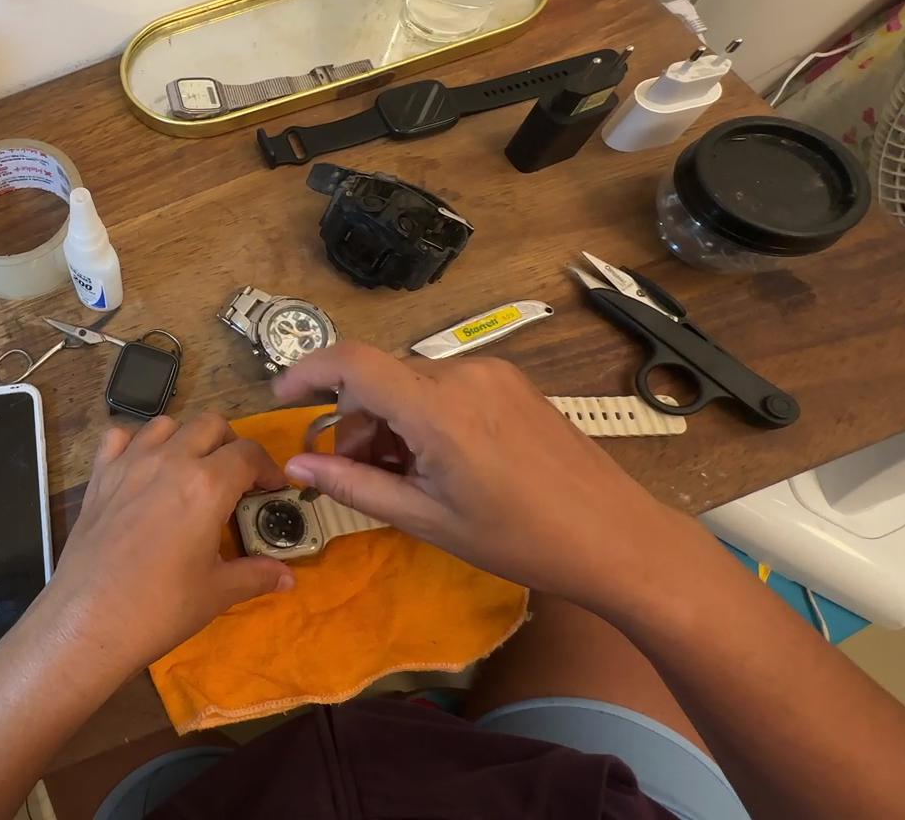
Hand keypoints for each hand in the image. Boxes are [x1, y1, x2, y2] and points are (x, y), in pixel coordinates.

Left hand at [38, 413, 295, 672]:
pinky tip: (143, 468)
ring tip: (191, 469)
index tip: (272, 488)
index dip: (268, 468)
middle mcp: (169, 460)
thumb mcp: (217, 592)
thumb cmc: (160, 607)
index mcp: (207, 485)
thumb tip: (287, 576)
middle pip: (210, 425)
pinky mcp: (100, 474)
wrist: (90, 617)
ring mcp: (130, 462)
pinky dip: (135, 442)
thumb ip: (255, 574)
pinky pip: (118, 436)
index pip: (248, 453)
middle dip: (231, 444)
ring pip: (166, 424)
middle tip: (236, 478)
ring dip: (185, 438)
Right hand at [276, 342, 695, 613]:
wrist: (622, 541)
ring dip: (389, 420)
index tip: (281, 397)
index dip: (306, 370)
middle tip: (361, 472)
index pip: (351, 362)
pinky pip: (442, 385)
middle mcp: (460, 374)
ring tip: (407, 473)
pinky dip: (421, 414)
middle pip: (378, 378)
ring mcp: (490, 373)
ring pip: (408, 382)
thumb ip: (352, 486)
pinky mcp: (510, 381)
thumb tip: (294, 467)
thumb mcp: (425, 519)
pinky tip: (441, 459)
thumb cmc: (520, 539)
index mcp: (437, 408)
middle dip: (355, 420)